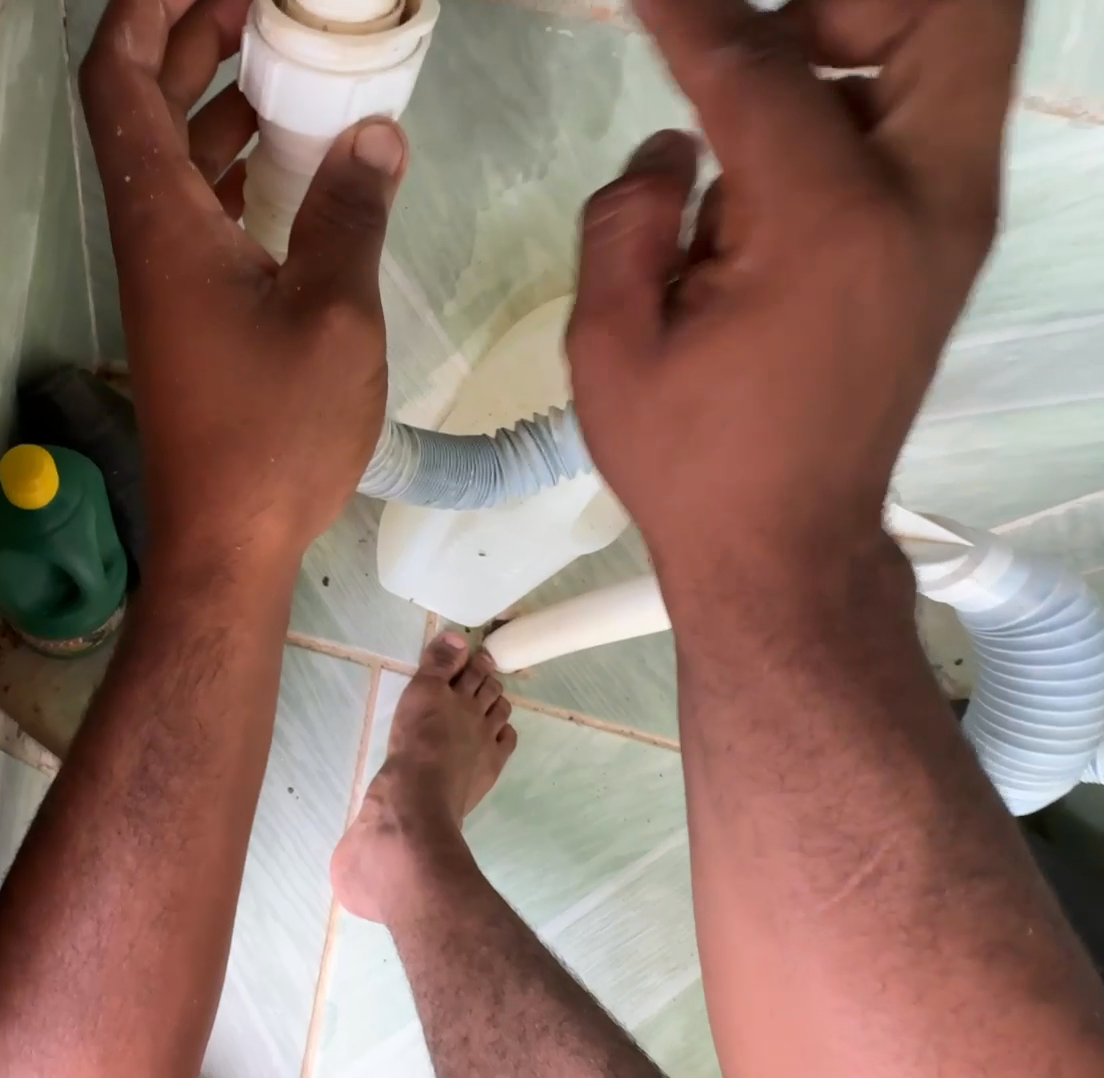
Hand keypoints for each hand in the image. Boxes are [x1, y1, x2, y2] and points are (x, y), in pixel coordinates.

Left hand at [79, 0, 407, 575]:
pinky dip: (233, 177)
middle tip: (268, 10)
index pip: (119, 80)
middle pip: (143, 112)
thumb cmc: (273, 434)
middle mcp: (150, 245)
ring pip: (172, 167)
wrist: (226, 537)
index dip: (148, 9)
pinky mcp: (189, 321)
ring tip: (287, 71)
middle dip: (194, 41)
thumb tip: (373, 138)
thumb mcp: (332, 314)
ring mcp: (166, 286)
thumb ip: (349, 213)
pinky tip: (285, 170)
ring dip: (217, 109)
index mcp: (163, 225)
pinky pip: (198, 220)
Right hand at [566, 0, 1022, 581]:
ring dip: (858, 38)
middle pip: (947, 9)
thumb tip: (667, 151)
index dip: (694, 19)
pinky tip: (765, 172)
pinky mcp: (945, 245)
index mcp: (827, 227)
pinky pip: (925, 122)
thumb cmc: (680, 454)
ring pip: (956, 54)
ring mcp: (954, 220)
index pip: (764, 72)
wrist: (778, 538)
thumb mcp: (607, 347)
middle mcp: (925, 199)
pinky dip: (856, 101)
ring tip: (747, 88)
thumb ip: (625, 226)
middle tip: (737, 32)